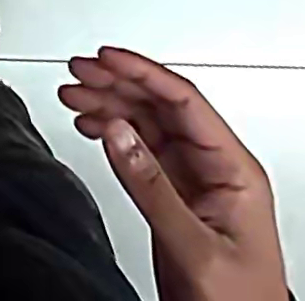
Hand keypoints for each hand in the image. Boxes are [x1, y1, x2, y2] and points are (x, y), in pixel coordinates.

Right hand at [59, 48, 288, 300]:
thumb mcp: (196, 247)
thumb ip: (152, 187)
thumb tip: (117, 130)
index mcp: (233, 170)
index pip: (183, 100)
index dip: (142, 71)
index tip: (106, 57)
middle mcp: (210, 164)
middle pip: (158, 102)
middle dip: (114, 80)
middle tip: (78, 70)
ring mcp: (189, 174)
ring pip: (142, 116)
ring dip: (105, 99)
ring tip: (71, 92)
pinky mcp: (167, 186)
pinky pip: (133, 139)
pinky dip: (106, 124)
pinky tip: (87, 121)